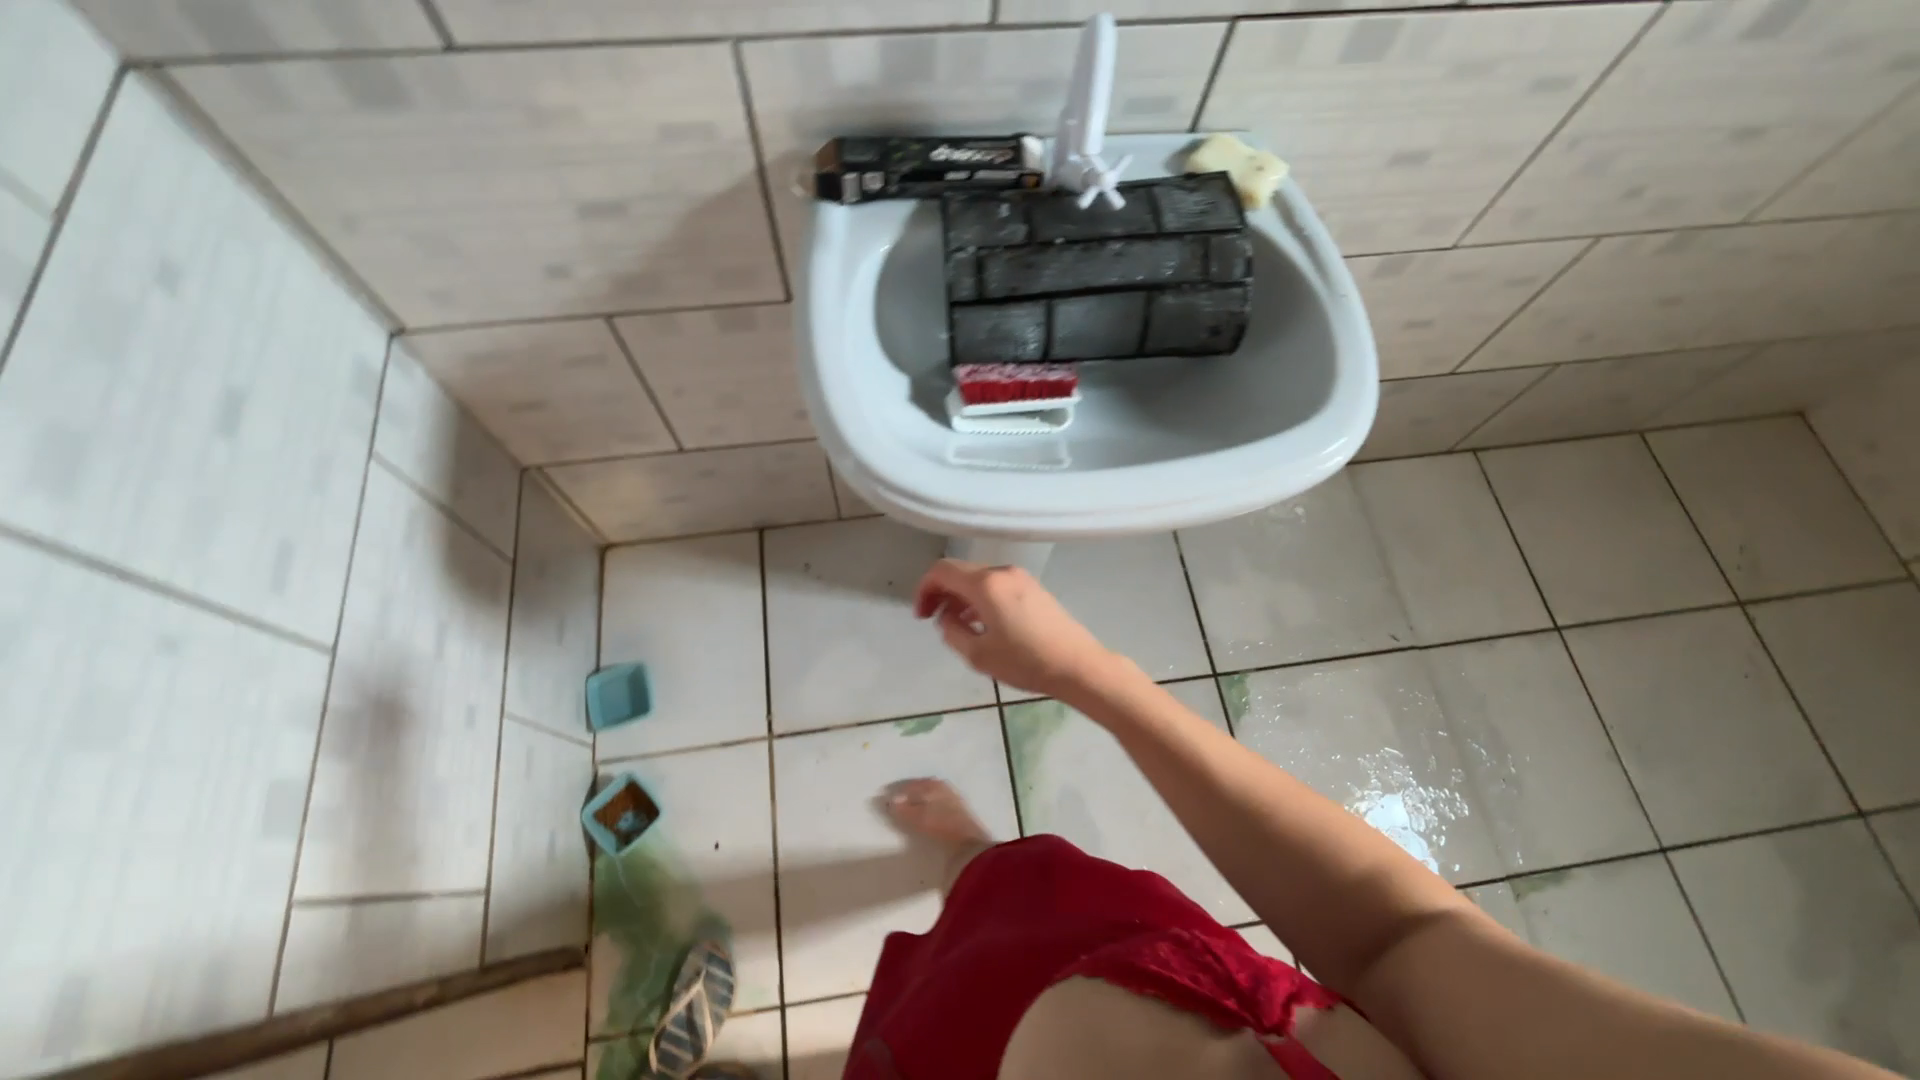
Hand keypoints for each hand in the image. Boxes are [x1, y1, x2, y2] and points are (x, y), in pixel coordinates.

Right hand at [913, 559, 1117, 699]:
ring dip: (962, 597)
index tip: (921, 615)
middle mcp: (1003, 572)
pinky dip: (981, 598)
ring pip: (980, 579)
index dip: (924, 589)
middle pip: (961, 572)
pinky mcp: (1035, 589)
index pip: (942, 571)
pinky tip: (983, 624)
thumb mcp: (978, 654)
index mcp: (986, 584)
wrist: (1078, 666)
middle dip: (942, 593)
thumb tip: (945, 618)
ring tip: (958, 626)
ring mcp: (1022, 578)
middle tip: (934, 620)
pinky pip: (998, 585)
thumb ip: (951, 631)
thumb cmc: (1026, 662)